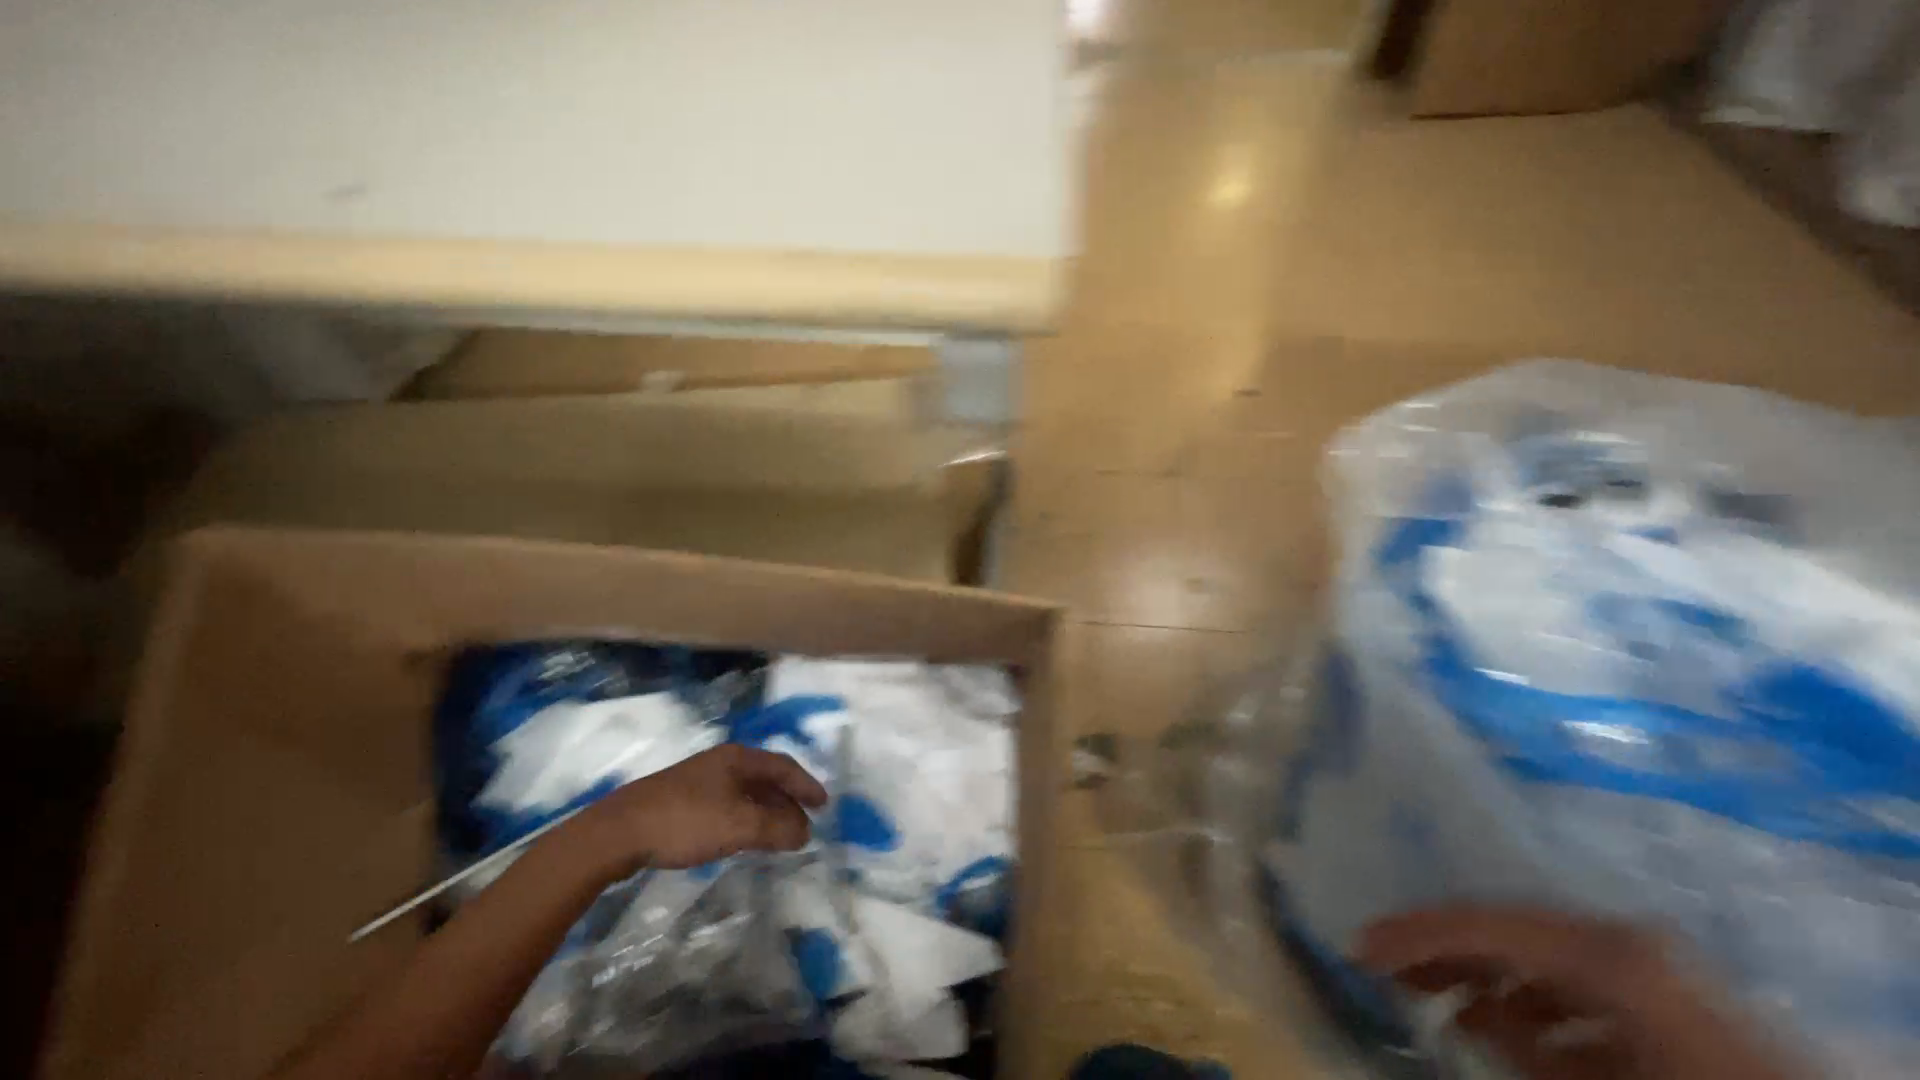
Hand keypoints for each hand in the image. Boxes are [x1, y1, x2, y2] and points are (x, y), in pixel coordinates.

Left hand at [566, 744, 828, 877]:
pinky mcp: (681, 801)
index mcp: (737, 759)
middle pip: (765, 779)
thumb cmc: (685, 821)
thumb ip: (777, 829)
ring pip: (745, 793)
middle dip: (787, 802)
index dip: (806, 785)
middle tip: (804, 826)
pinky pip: (727, 805)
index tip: (824, 804)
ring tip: (779, 836)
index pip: (783, 766)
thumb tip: (805, 832)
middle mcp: (720, 763)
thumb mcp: (739, 826)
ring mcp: (698, 781)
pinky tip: (741, 839)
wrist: (618, 831)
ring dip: (766, 813)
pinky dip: (745, 820)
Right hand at [1357, 906, 1806, 1079]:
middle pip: (1508, 927)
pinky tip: (1496, 1024)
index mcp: (1610, 948)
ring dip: (1480, 974)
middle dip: (1441, 945)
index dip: (1418, 929)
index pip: (1489, 921)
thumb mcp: (1594, 1074)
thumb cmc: (1682, 1074)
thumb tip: (1458, 1007)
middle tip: (1379, 960)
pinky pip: (1575, 983)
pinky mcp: (1665, 991)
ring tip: (1428, 995)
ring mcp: (1649, 961)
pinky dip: (1528, 1000)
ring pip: (1538, 952)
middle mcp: (1625, 938)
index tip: (1360, 940)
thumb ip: (1524, 1038)